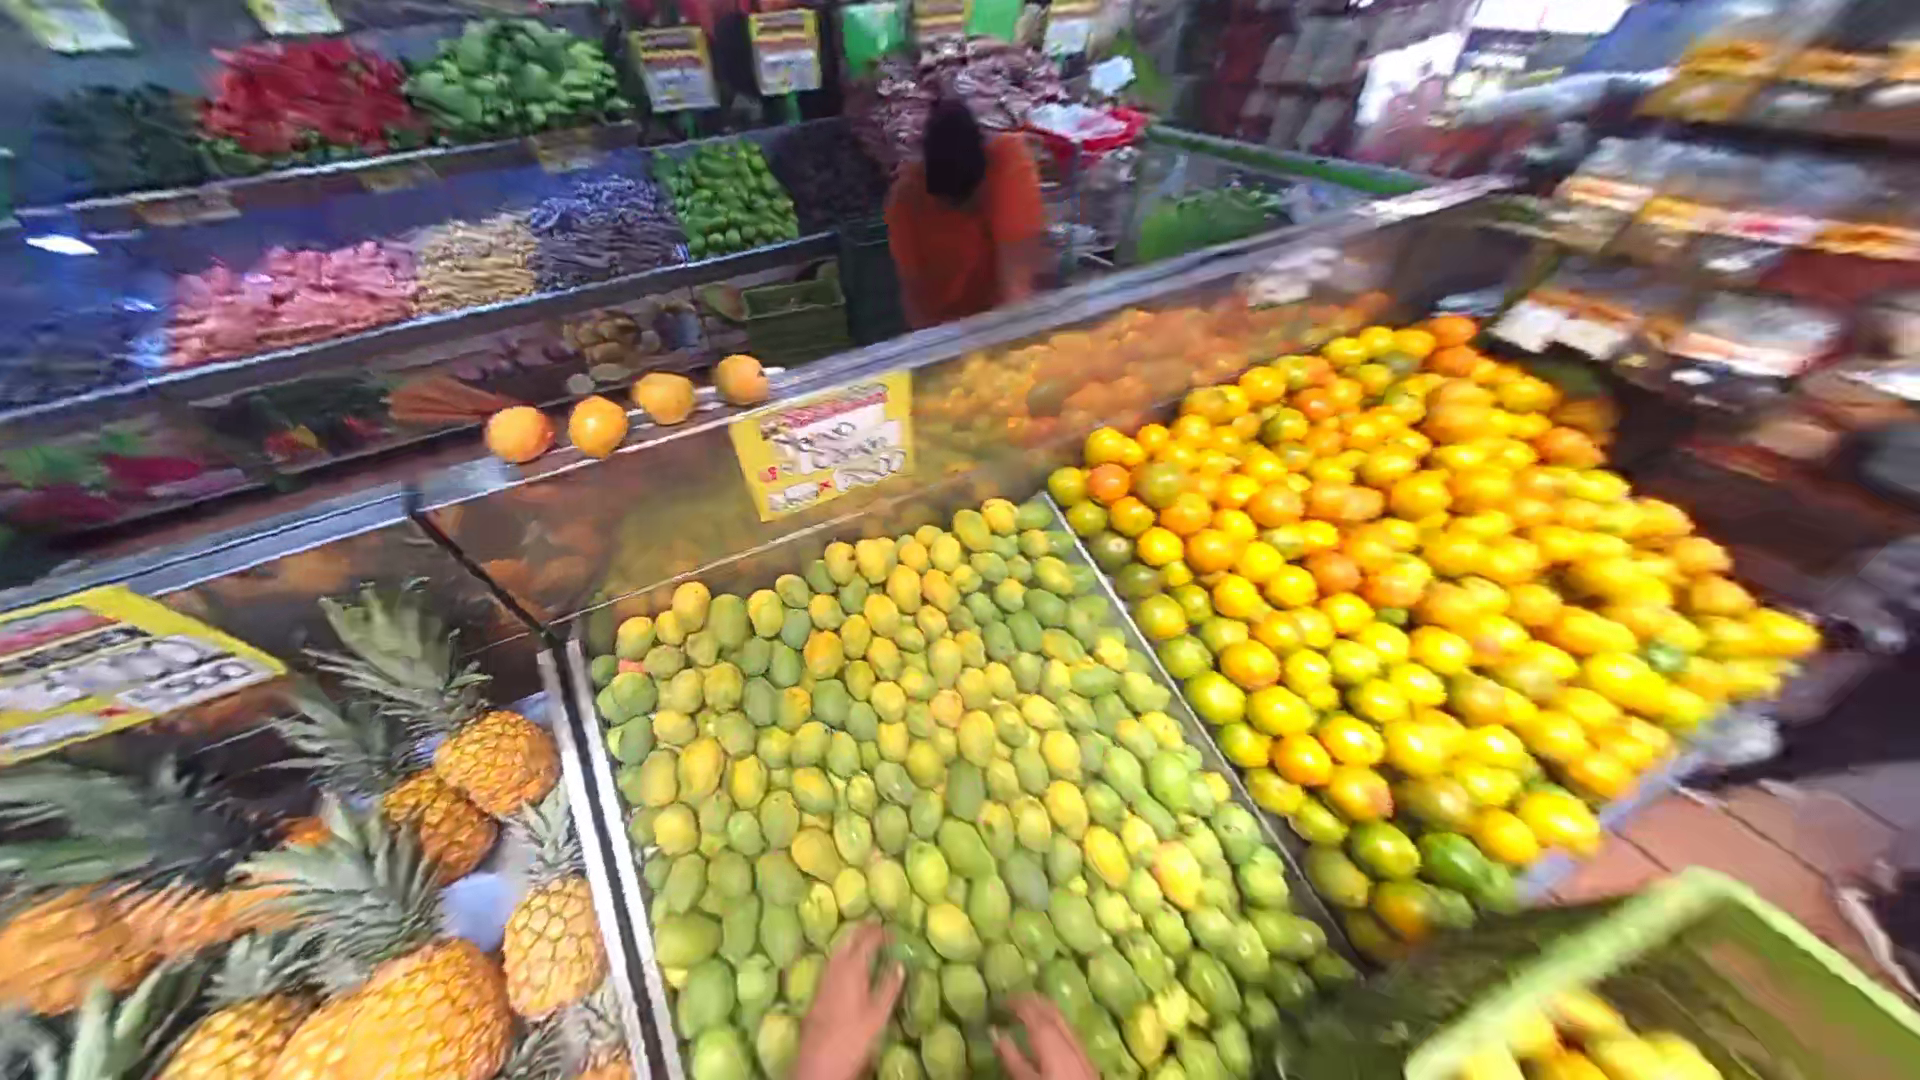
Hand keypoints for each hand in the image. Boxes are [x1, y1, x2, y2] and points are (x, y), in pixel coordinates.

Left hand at [792, 922, 904, 1079]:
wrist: (817, 1065)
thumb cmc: (851, 1038)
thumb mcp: (877, 1015)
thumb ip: (889, 986)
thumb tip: (900, 964)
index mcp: (853, 966)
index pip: (868, 937)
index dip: (881, 931)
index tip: (893, 931)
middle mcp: (837, 965)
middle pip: (850, 936)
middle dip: (865, 929)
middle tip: (879, 927)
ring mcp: (824, 976)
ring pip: (840, 946)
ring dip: (853, 938)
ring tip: (866, 939)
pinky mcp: (818, 988)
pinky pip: (833, 959)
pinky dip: (844, 952)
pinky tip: (850, 962)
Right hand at [994, 996, 1097, 1079]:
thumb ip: (1011, 1057)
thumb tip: (995, 1032)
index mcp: (1048, 1035)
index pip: (1030, 1008)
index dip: (1015, 1001)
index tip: (1001, 1001)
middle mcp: (1065, 1033)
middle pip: (1048, 1007)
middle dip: (1031, 1000)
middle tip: (1014, 1001)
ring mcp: (1078, 1043)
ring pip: (1059, 1015)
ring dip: (1044, 1008)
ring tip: (1029, 1011)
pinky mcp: (1086, 1056)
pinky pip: (1067, 1027)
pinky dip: (1055, 1020)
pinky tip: (1050, 1031)